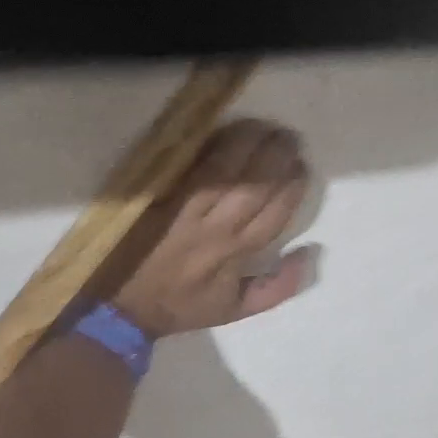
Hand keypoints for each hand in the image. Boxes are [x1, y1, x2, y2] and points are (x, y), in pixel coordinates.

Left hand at [103, 119, 313, 336]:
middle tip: (290, 138)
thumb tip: (310, 252)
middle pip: (255, 186)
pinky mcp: (165, 196)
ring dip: (249, 144)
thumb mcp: (238, 310)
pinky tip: (229, 131)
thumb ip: (279, 287)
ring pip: (226, 170)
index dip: (293, 187)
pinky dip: (214, 146)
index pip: (275, 213)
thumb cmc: (186, 306)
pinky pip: (194, 166)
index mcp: (236, 254)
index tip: (302, 167)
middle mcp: (217, 228)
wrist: (127, 306)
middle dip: (277, 157)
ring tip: (265, 127)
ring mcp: (188, 209)